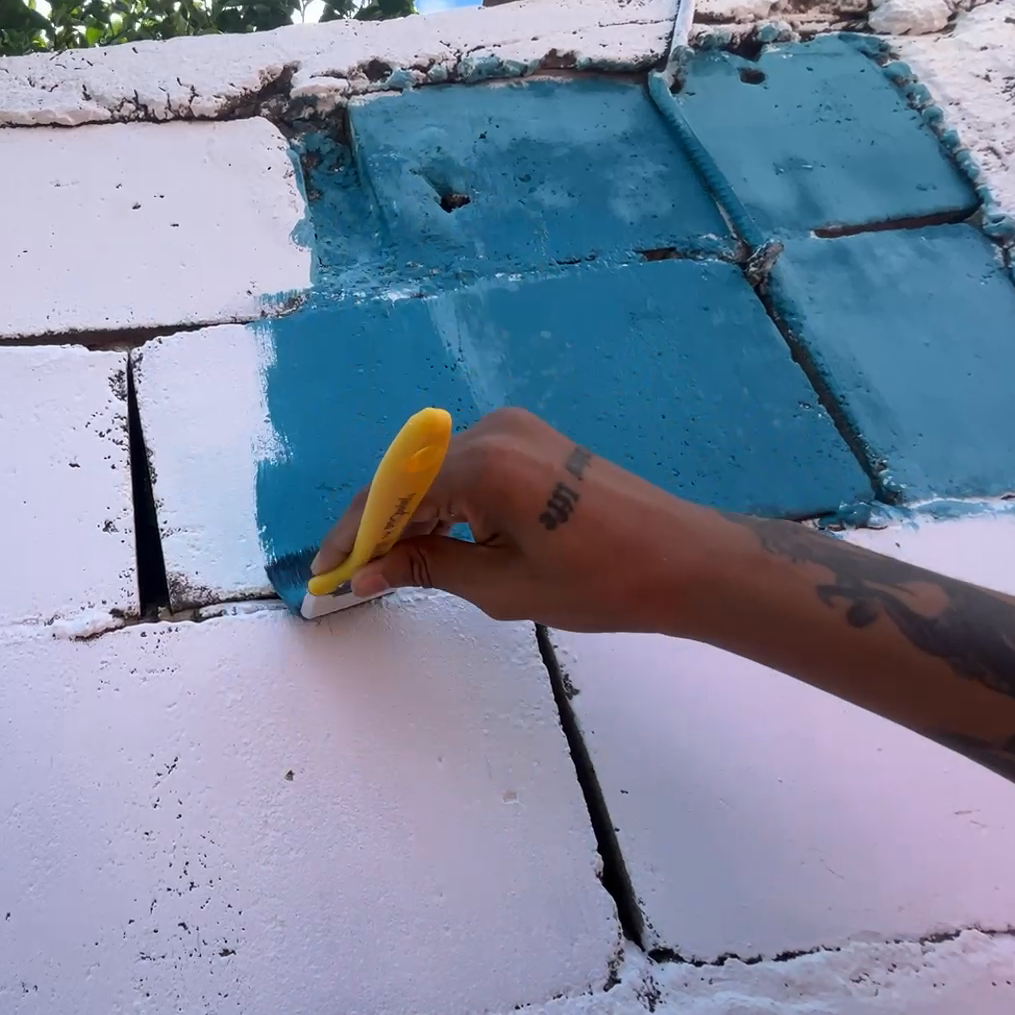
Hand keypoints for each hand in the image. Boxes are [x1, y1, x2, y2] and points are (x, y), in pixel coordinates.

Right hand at [312, 408, 741, 633]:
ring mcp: (509, 428)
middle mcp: (488, 431)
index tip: (325, 573)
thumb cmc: (600, 583)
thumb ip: (423, 568)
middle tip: (351, 572)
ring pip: (430, 472)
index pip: (390, 498)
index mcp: (483, 465)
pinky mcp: (524, 436)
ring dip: (405, 516)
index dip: (350, 537)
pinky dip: (438, 502)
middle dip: (374, 527)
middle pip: (405, 479)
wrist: (689, 560)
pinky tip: (429, 537)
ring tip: (385, 562)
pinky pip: (459, 467)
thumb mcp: (500, 586)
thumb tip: (363, 575)